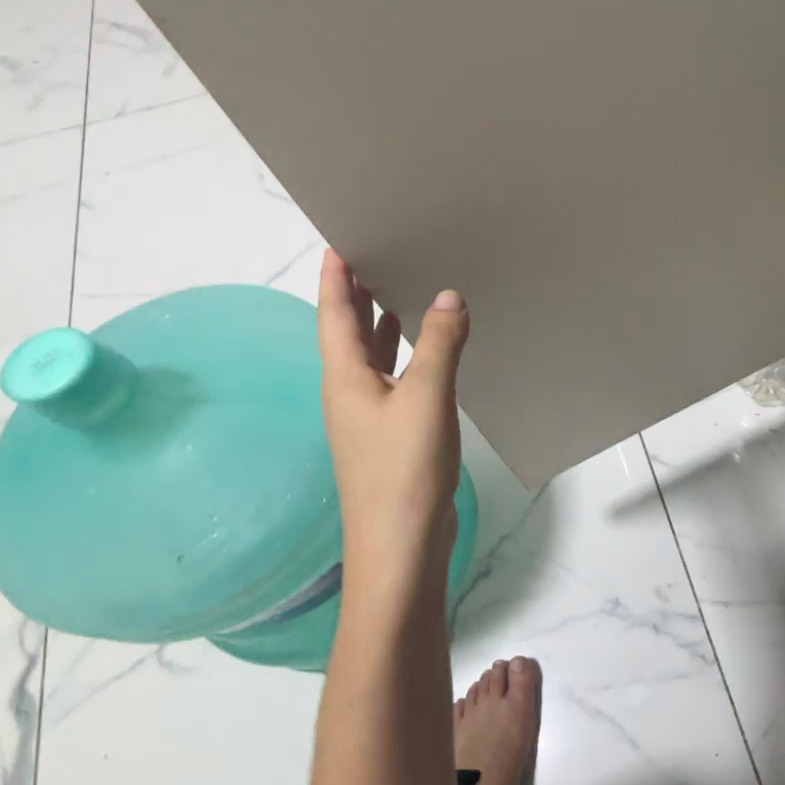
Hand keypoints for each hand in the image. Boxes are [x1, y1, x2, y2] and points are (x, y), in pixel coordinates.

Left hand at [316, 249, 469, 567]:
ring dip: (384, 322)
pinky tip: (431, 349)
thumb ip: (439, 345)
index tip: (341, 238)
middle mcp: (351, 391)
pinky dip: (409, 354)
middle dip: (359, 291)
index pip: (335, 313)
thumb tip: (449, 296)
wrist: (401, 546)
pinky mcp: (394, 435)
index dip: (336, 276)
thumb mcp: (426, 399)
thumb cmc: (404, 470)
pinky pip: (398, 378)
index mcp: (345, 377)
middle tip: (381, 250)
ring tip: (405, 286)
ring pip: (374, 355)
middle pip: (349, 330)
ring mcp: (372, 416)